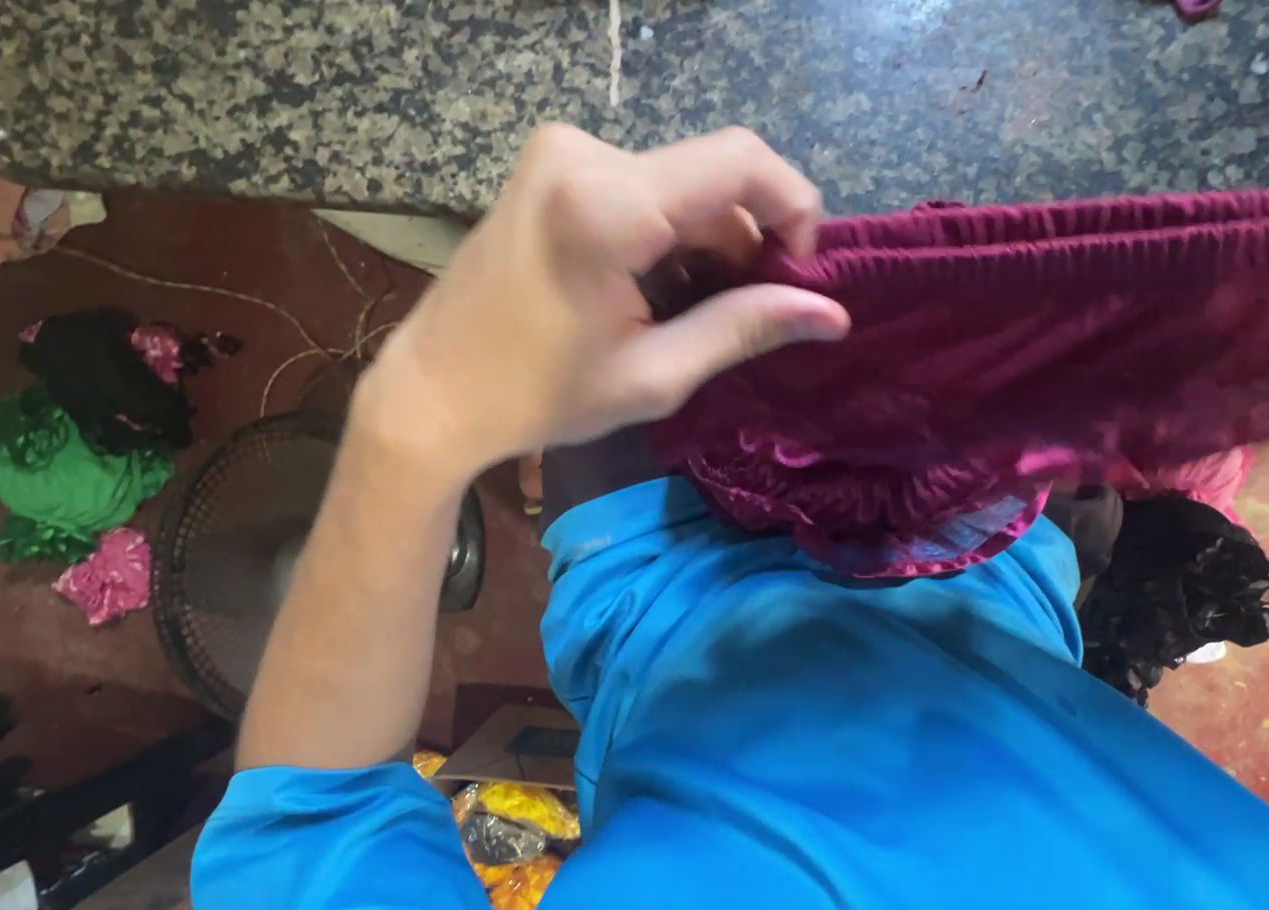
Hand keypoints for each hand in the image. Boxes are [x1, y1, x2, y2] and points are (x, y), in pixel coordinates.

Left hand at [354, 125, 850, 475]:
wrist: (435, 391)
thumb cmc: (540, 397)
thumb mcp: (654, 376)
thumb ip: (744, 329)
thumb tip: (833, 314)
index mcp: (606, 206)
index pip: (741, 162)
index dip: (794, 208)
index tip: (796, 275)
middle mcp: (582, 154)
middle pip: (711, 177)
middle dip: (745, 243)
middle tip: (743, 315)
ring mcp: (561, 154)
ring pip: (680, 185)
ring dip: (705, 244)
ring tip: (685, 315)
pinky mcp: (551, 168)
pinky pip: (642, 188)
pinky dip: (667, 235)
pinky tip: (651, 291)